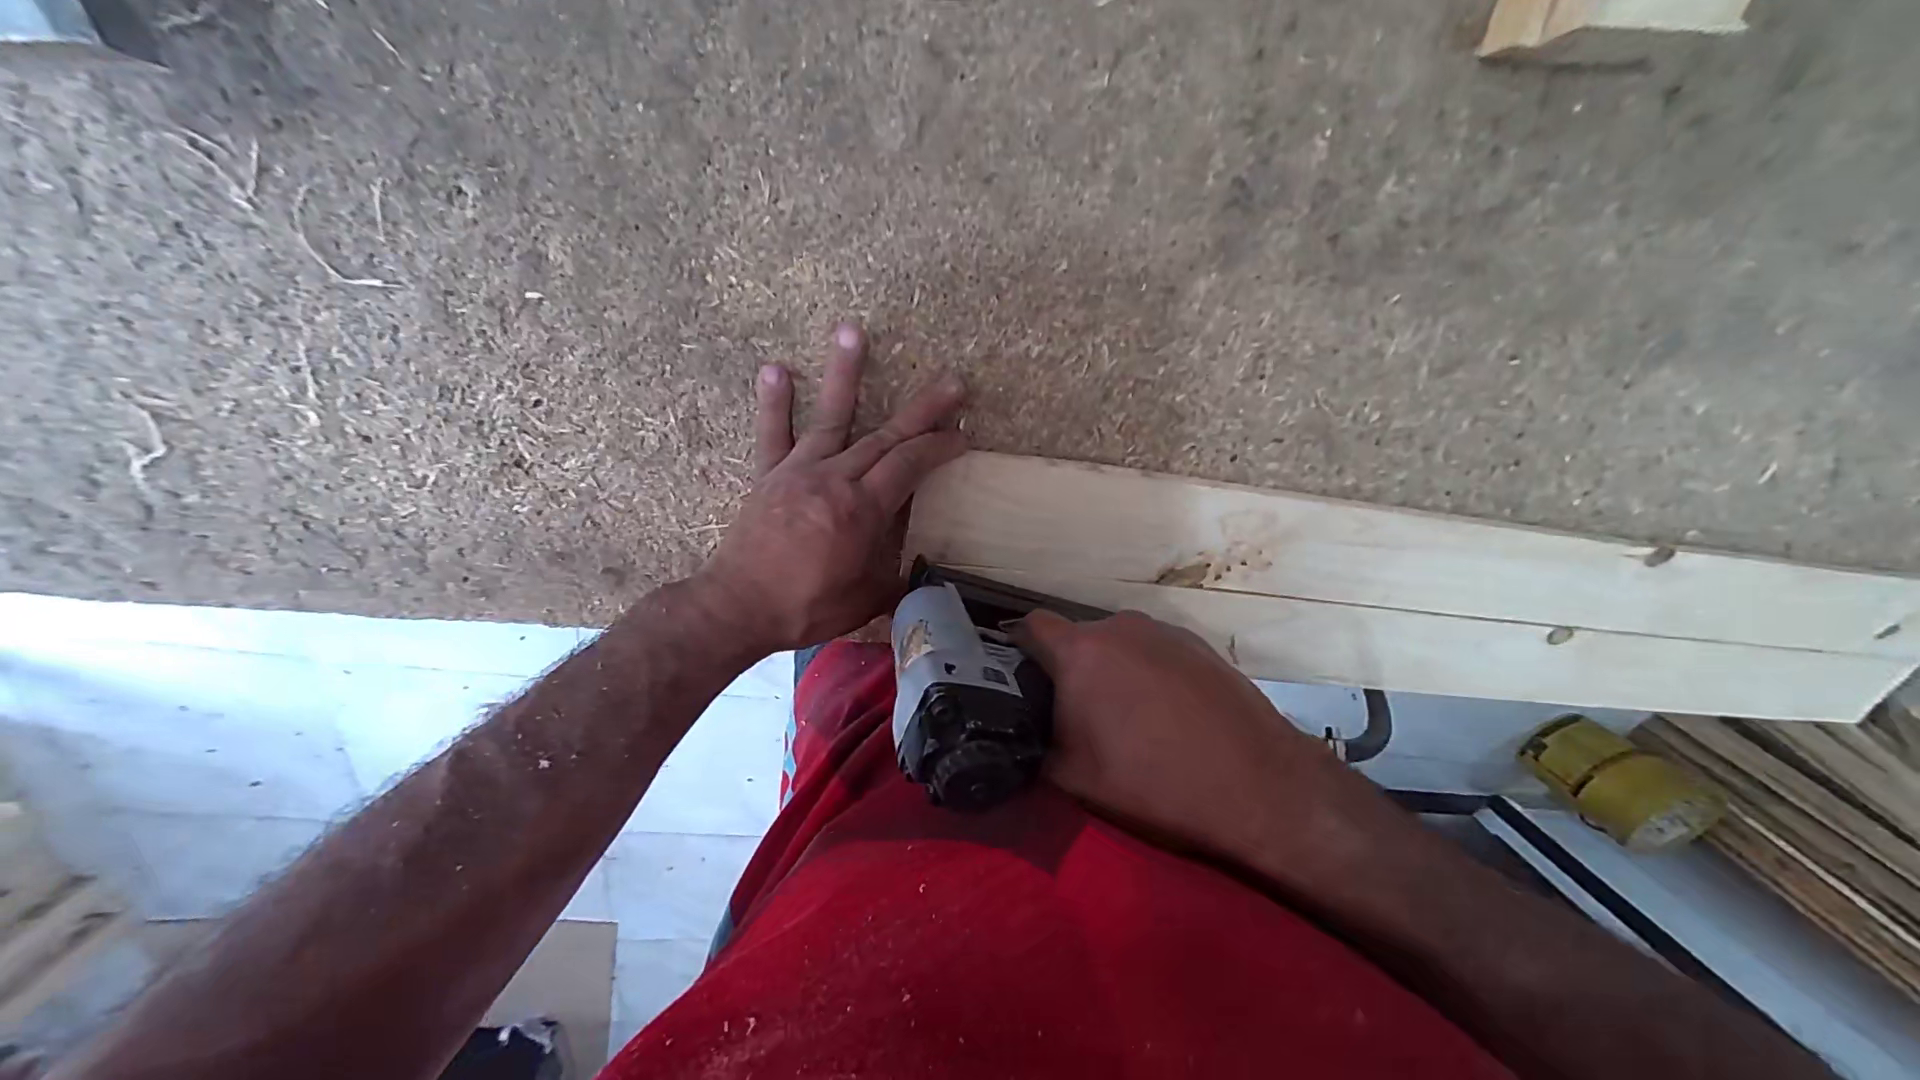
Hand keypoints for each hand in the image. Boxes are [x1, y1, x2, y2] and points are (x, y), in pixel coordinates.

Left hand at [697, 322, 967, 652]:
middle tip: (951, 381)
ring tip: (852, 331)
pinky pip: (773, 435)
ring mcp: (799, 472)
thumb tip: (919, 568)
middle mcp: (835, 480)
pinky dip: (775, 403)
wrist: (739, 607)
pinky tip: (775, 369)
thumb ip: (896, 576)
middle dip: (923, 409)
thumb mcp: (867, 600)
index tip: (962, 434)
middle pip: (886, 436)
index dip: (939, 447)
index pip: (911, 465)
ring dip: (845, 374)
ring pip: (831, 418)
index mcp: (863, 509)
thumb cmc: (806, 607)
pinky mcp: (769, 477)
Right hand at [1016, 609, 1372, 872]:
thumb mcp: (1075, 778)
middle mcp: (1120, 627)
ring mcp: (1165, 632)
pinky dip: (1147, 672)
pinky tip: (1166, 713)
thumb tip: (1019, 735)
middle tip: (1073, 712)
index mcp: (1081, 652)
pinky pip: (1154, 650)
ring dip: (1110, 669)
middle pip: (1076, 637)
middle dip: (1067, 667)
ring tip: (1125, 716)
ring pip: (1118, 643)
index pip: (1030, 625)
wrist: (1261, 788)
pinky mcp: (1201, 645)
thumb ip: (1035, 746)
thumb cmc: (1155, 783)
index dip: (1016, 646)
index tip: (1015, 675)